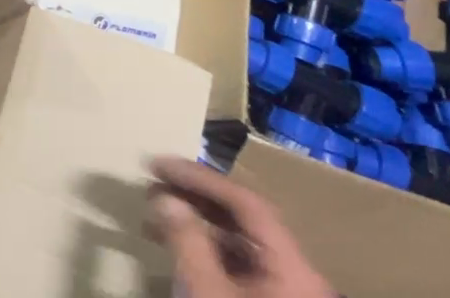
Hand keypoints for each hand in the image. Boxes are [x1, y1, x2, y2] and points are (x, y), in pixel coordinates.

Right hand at [148, 157, 332, 297]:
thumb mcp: (205, 291)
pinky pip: (241, 266)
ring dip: (197, 223)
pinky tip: (177, 250)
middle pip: (246, 222)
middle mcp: (299, 276)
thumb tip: (167, 198)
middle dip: (196, 198)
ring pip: (242, 244)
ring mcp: (288, 294)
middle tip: (150, 184)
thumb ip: (186, 240)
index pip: (246, 204)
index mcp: (292, 268)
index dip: (200, 178)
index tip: (155, 164)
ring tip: (154, 215)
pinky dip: (207, 250)